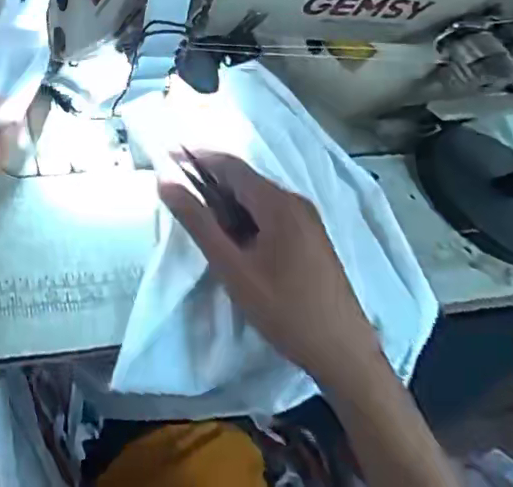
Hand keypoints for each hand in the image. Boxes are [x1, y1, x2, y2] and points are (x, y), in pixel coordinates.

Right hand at [157, 152, 380, 382]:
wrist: (346, 357)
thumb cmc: (284, 311)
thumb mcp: (232, 268)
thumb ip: (198, 222)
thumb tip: (166, 181)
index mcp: (278, 202)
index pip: (229, 164)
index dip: (195, 157)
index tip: (166, 155)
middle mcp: (295, 201)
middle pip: (243, 179)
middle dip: (209, 181)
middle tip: (177, 195)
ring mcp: (307, 219)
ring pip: (256, 198)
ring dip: (226, 202)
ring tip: (200, 220)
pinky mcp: (311, 238)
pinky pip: (271, 213)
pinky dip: (245, 216)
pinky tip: (233, 240)